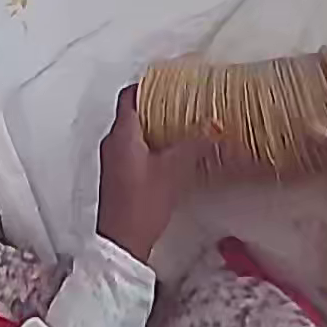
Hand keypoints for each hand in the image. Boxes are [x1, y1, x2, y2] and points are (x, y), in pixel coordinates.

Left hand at [96, 86, 215, 261]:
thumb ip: (194, 145)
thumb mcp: (173, 171)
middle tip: (179, 102)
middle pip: (130, 112)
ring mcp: (112, 159)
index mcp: (122, 134)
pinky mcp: (116, 174)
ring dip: (152, 124)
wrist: (121, 243)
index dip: (146, 86)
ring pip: (131, 130)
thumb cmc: (142, 204)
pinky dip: (148, 141)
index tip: (167, 82)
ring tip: (179, 123)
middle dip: (154, 104)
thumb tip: (215, 125)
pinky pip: (131, 147)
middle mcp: (112, 142)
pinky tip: (169, 151)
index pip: (128, 97)